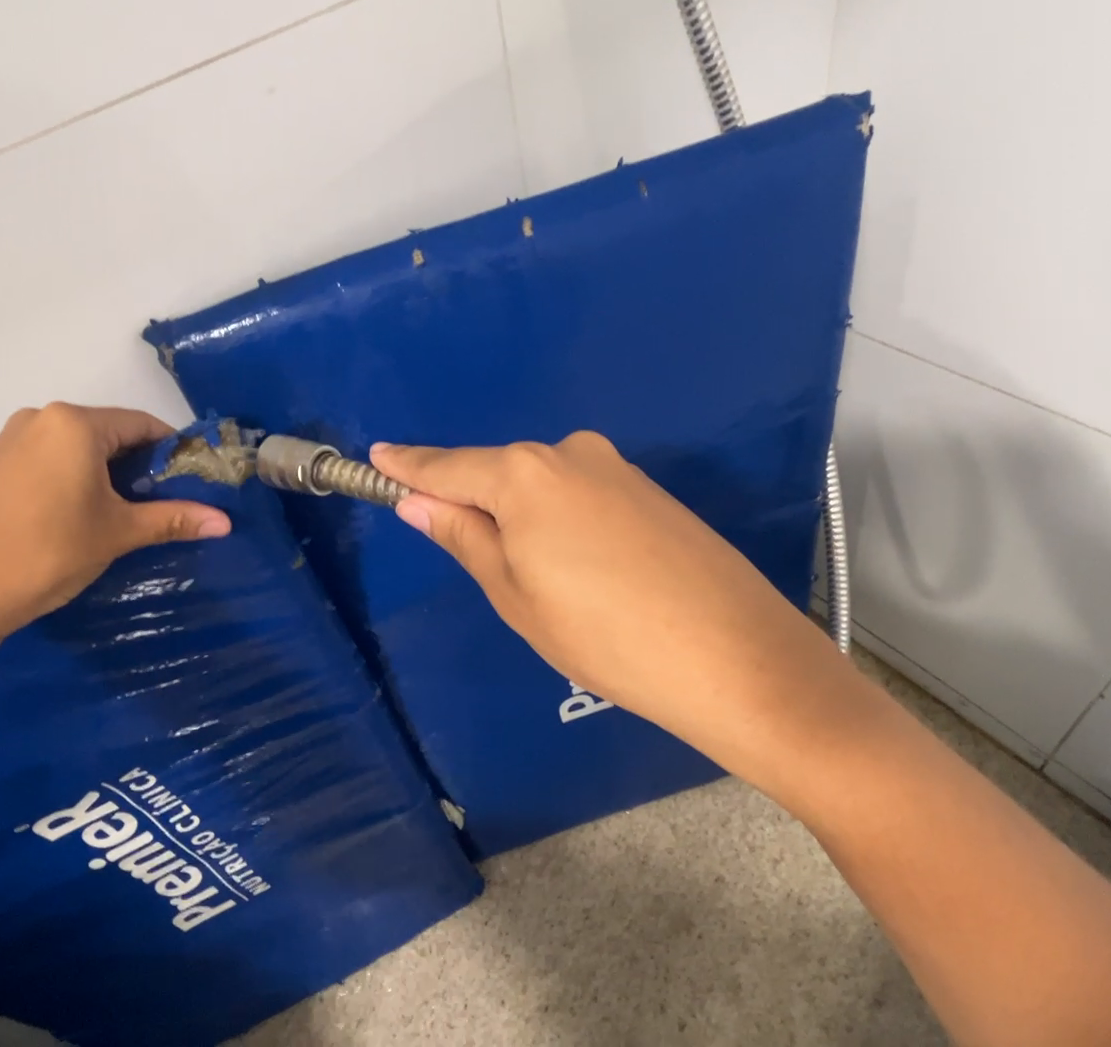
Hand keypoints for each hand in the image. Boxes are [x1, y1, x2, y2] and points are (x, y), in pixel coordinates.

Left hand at [0, 404, 230, 646]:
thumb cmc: (46, 552)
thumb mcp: (117, 534)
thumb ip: (172, 519)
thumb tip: (226, 522)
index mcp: (73, 424)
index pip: (143, 425)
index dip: (173, 453)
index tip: (193, 484)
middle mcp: (39, 419)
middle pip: (109, 434)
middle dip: (139, 466)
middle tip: (160, 506)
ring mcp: (9, 441)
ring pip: (77, 449)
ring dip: (106, 475)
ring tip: (120, 516)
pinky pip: (48, 461)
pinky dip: (73, 480)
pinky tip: (76, 518)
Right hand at [371, 434, 825, 737]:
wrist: (733, 656)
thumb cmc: (602, 636)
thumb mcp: (514, 595)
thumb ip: (464, 537)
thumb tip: (420, 501)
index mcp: (524, 474)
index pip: (449, 466)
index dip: (410, 468)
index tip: (377, 458)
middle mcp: (571, 454)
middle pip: (499, 473)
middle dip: (473, 502)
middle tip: (464, 552)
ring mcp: (618, 470)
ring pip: (543, 487)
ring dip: (522, 518)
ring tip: (536, 582)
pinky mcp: (651, 493)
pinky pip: (581, 497)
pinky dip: (561, 522)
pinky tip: (579, 570)